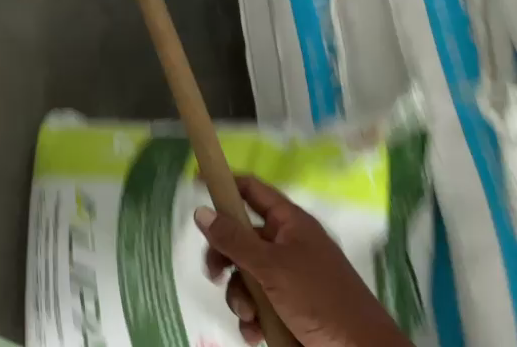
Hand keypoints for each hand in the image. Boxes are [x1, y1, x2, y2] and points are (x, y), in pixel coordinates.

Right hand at [196, 176, 410, 346]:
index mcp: (290, 224)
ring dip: (240, 296)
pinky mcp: (291, 310)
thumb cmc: (321, 302)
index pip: (251, 190)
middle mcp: (288, 246)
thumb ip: (234, 240)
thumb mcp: (272, 268)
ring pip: (246, 274)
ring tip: (248, 316)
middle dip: (225, 258)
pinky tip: (254, 333)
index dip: (224, 185)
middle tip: (214, 273)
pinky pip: (258, 304)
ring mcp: (290, 279)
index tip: (194, 186)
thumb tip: (200, 210)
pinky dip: (252, 318)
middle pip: (241, 237)